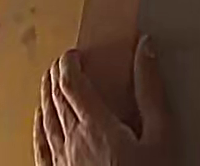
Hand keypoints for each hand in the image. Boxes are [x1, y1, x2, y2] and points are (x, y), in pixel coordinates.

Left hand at [33, 39, 170, 165]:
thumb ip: (151, 91)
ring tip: (48, 82)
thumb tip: (144, 48)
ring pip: (45, 121)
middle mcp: (72, 142)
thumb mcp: (161, 138)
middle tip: (62, 62)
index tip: (74, 53)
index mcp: (95, 125)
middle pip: (55, 97)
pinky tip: (39, 122)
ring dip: (45, 96)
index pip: (71, 82)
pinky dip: (38, 128)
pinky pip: (40, 150)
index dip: (68, 62)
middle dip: (56, 75)